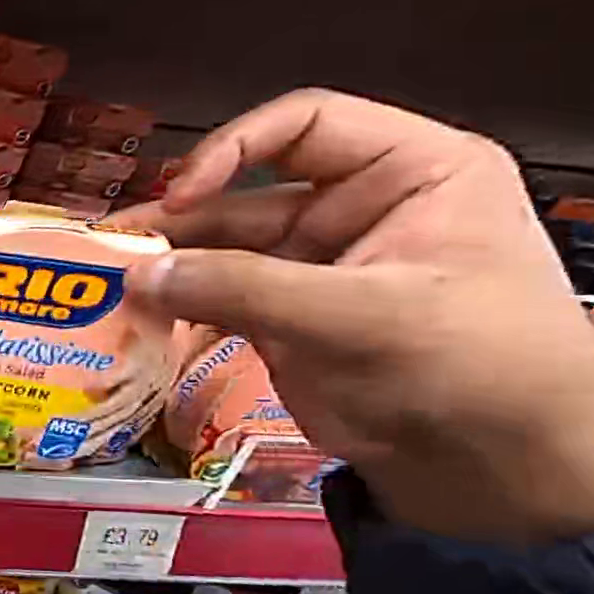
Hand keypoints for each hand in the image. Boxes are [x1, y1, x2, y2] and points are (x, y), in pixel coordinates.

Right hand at [112, 89, 593, 541]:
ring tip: (106, 285)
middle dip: (173, 223)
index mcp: (405, 174)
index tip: (179, 197)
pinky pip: (211, 296)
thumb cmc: (462, 370)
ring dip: (163, 267)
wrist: (487, 469)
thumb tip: (137, 274)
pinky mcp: (276, 314)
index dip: (232, 150)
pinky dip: (173, 305)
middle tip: (106, 250)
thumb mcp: (359, 317)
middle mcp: (349, 208)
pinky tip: (132, 316)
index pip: (304, 124)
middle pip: (239, 195)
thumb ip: (242, 290)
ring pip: (216, 250)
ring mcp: (307, 265)